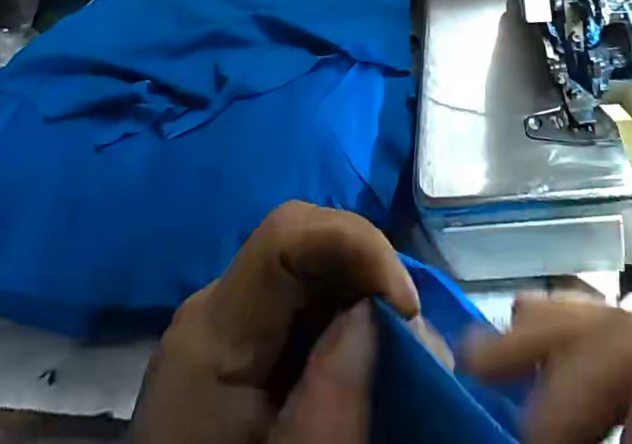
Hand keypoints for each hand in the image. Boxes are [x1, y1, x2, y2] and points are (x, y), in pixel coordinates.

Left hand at [130, 201, 419, 443]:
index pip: (285, 234)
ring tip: (406, 351)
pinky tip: (372, 356)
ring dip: (363, 292)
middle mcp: (217, 306)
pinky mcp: (238, 345)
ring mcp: (224, 323)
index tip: (407, 305)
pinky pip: (296, 302)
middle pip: (300, 242)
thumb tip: (373, 312)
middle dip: (367, 269)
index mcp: (216, 328)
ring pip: (305, 267)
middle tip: (415, 336)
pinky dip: (344, 315)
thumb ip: (331, 397)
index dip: (356, 243)